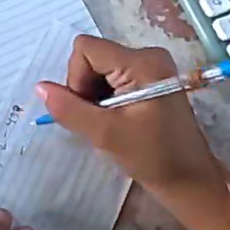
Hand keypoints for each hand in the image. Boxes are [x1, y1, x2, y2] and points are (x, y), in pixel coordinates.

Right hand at [35, 34, 223, 193]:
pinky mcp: (149, 79)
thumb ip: (69, 108)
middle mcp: (147, 55)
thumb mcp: (105, 134)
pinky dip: (104, 98)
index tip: (89, 109)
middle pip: (91, 57)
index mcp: (142, 62)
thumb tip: (40, 87)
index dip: (76, 78)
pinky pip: (110, 78)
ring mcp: (149, 67)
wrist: (189, 179)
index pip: (85, 49)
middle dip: (84, 88)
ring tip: (109, 122)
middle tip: (99, 119)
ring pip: (97, 69)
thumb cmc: (152, 157)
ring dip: (93, 96)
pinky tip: (115, 119)